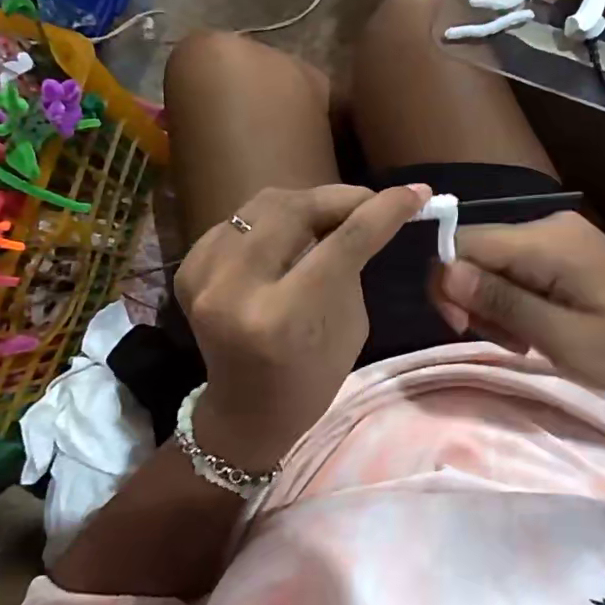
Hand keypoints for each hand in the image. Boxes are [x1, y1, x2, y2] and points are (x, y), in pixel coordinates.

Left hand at [174, 183, 429, 471]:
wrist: (246, 410)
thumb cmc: (312, 378)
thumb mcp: (349, 324)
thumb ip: (351, 265)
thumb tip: (366, 213)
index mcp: (284, 317)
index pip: (342, 243)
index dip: (383, 211)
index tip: (415, 193)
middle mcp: (236, 290)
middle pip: (296, 210)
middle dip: (341, 198)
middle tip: (370, 202)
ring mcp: (204, 276)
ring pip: (263, 204)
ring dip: (306, 203)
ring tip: (332, 215)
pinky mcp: (188, 269)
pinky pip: (239, 221)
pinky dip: (271, 221)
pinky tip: (289, 237)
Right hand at [431, 211, 604, 403]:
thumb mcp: (561, 337)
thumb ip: (502, 302)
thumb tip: (444, 271)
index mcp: (549, 240)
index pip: (466, 242)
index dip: (450, 283)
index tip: (463, 328)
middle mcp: (550, 226)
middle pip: (477, 253)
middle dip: (476, 300)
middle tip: (507, 342)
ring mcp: (559, 238)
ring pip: (493, 265)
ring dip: (495, 306)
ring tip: (525, 341)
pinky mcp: (564, 253)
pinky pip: (516, 271)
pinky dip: (513, 302)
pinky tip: (535, 329)